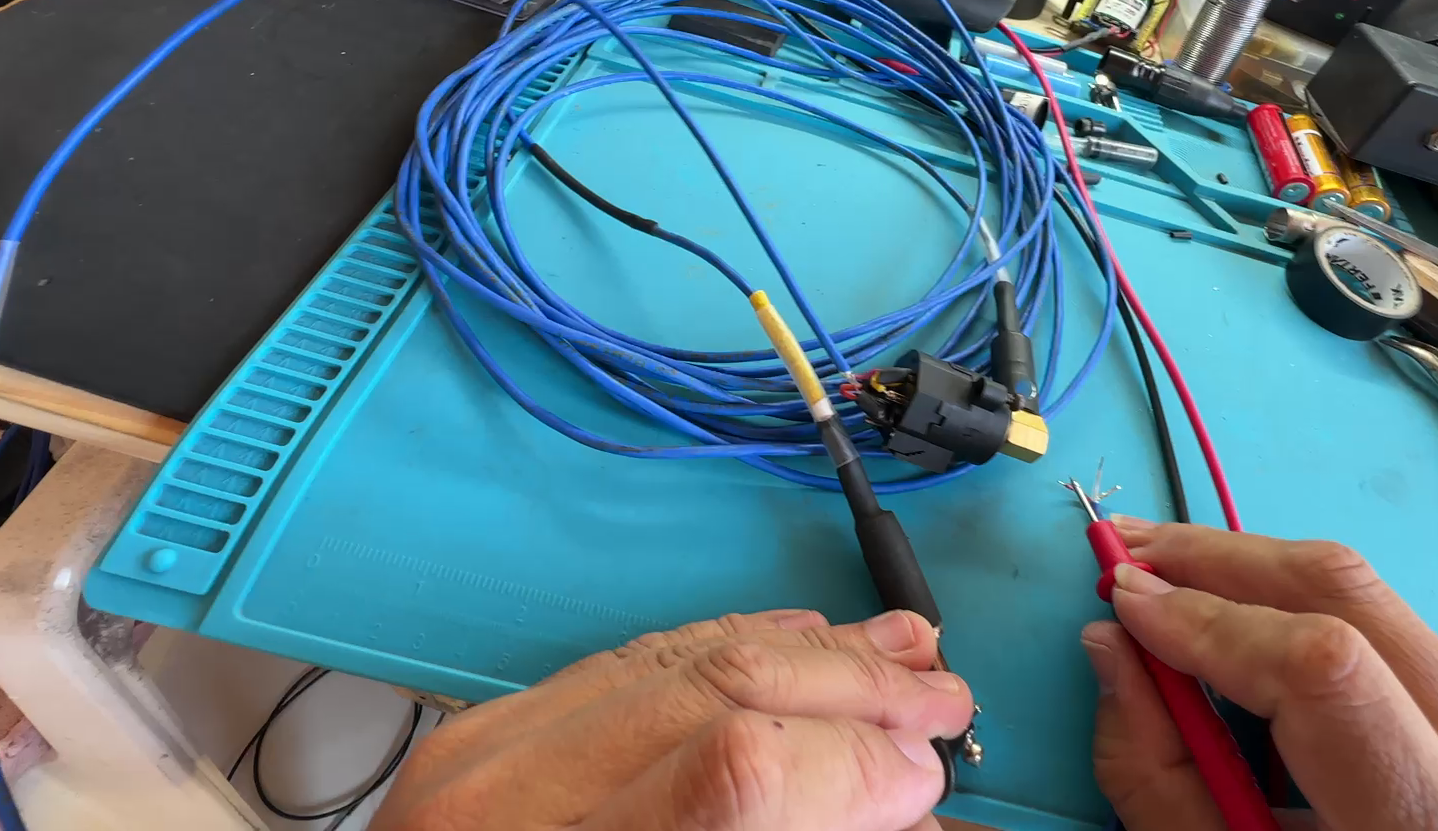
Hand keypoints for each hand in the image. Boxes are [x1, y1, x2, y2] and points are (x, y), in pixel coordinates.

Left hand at [369, 608, 973, 830]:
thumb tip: (908, 806)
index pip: (736, 772)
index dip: (848, 761)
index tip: (923, 771)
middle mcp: (517, 791)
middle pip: (722, 686)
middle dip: (851, 685)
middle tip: (938, 694)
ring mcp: (499, 740)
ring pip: (691, 651)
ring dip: (812, 648)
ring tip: (899, 645)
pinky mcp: (502, 715)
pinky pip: (647, 650)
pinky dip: (740, 637)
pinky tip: (806, 631)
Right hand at [1086, 518, 1437, 830]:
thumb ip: (1154, 773)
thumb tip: (1106, 641)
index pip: (1322, 669)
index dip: (1207, 620)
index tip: (1123, 601)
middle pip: (1343, 590)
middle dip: (1211, 555)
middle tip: (1123, 546)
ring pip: (1359, 591)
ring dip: (1241, 565)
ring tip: (1160, 567)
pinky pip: (1376, 623)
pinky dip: (1282, 599)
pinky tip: (1228, 613)